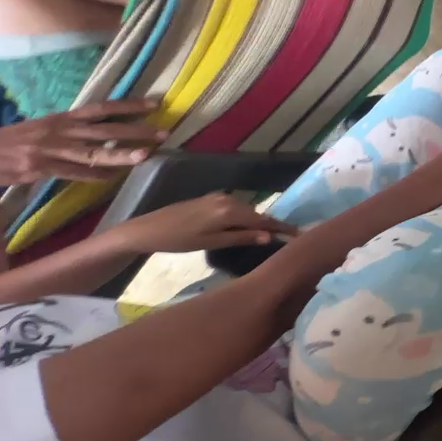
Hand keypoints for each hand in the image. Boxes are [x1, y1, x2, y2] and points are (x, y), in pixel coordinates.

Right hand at [0, 100, 166, 183]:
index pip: (100, 108)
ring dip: (121, 155)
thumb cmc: (8, 141)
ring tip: (145, 155)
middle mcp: (58, 132)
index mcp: (59, 118)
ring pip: (93, 153)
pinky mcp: (39, 169)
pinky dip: (96, 175)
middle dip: (136, 132)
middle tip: (164, 134)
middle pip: (105, 130)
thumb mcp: (40, 127)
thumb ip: (69, 127)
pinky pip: (75, 173)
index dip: (128, 106)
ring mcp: (49, 151)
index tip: (155, 105)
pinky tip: (113, 177)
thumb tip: (102, 126)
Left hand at [102, 193, 295, 254]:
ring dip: (255, 222)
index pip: (265, 220)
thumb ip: (241, 238)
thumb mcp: (209, 243)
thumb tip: (270, 237)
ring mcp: (219, 197)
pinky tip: (240, 227)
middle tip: (283, 238)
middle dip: (269, 225)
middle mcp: (229, 200)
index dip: (282, 228)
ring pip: (246, 211)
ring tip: (263, 235)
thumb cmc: (175, 240)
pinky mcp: (210, 199)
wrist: (141, 230)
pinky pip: (235, 208)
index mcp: (231, 211)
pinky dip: (242, 217)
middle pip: (257, 214)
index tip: (299, 234)